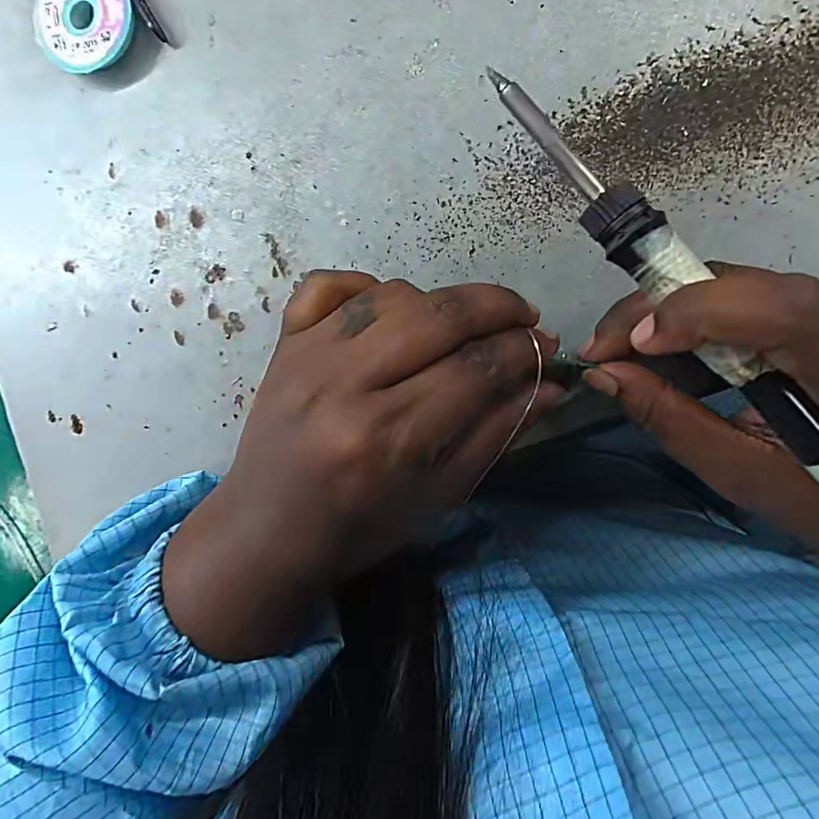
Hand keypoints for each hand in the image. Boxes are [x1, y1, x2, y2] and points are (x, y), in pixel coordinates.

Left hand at [166, 271, 560, 658]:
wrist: (267, 534)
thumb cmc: (361, 529)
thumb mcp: (439, 495)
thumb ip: (497, 432)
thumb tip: (551, 384)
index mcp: (388, 438)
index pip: (477, 369)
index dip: (524, 352)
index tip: (547, 349)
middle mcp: (346, 386)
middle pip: (441, 318)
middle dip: (499, 308)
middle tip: (526, 318)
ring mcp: (308, 357)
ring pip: (394, 295)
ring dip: (443, 301)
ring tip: (466, 324)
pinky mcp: (284, 343)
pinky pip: (328, 285)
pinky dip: (367, 285)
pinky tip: (392, 308)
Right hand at [580, 264, 818, 596]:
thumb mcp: (746, 475)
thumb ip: (675, 421)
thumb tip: (606, 375)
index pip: (778, 309)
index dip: (697, 313)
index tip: (628, 347)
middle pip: (742, 285)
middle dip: (659, 310)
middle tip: (602, 348)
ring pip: (733, 286)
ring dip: (667, 314)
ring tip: (620, 353)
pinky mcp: (815, 312)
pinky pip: (739, 301)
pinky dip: (690, 323)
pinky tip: (660, 354)